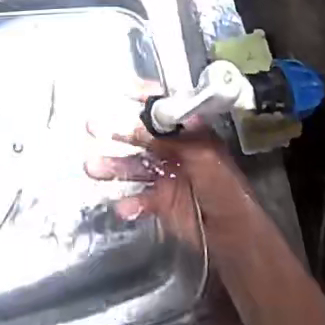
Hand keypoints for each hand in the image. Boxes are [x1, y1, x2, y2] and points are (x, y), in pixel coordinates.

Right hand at [83, 82, 219, 243]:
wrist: (232, 233)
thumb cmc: (224, 186)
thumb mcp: (203, 155)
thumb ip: (176, 136)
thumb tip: (157, 109)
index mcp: (188, 133)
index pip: (163, 111)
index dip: (144, 100)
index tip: (122, 91)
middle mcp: (174, 150)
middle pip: (141, 137)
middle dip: (117, 131)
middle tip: (92, 126)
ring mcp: (166, 176)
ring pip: (134, 166)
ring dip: (114, 166)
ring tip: (92, 167)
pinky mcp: (161, 203)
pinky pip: (140, 199)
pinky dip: (129, 202)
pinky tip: (122, 206)